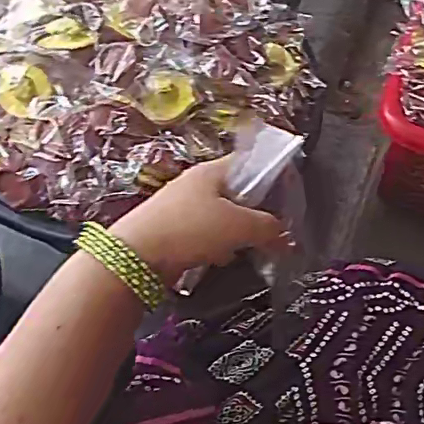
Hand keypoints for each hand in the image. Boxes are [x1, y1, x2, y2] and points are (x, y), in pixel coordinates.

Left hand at [110, 156, 286, 281]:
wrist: (136, 256)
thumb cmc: (191, 229)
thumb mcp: (239, 226)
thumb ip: (268, 228)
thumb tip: (286, 238)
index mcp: (211, 171)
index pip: (249, 163)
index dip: (271, 177)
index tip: (287, 198)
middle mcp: (195, 185)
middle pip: (236, 195)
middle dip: (253, 215)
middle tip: (268, 233)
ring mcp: (181, 209)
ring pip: (221, 219)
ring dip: (234, 236)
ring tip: (242, 250)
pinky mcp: (172, 233)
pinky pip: (204, 237)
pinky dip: (215, 248)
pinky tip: (218, 260)